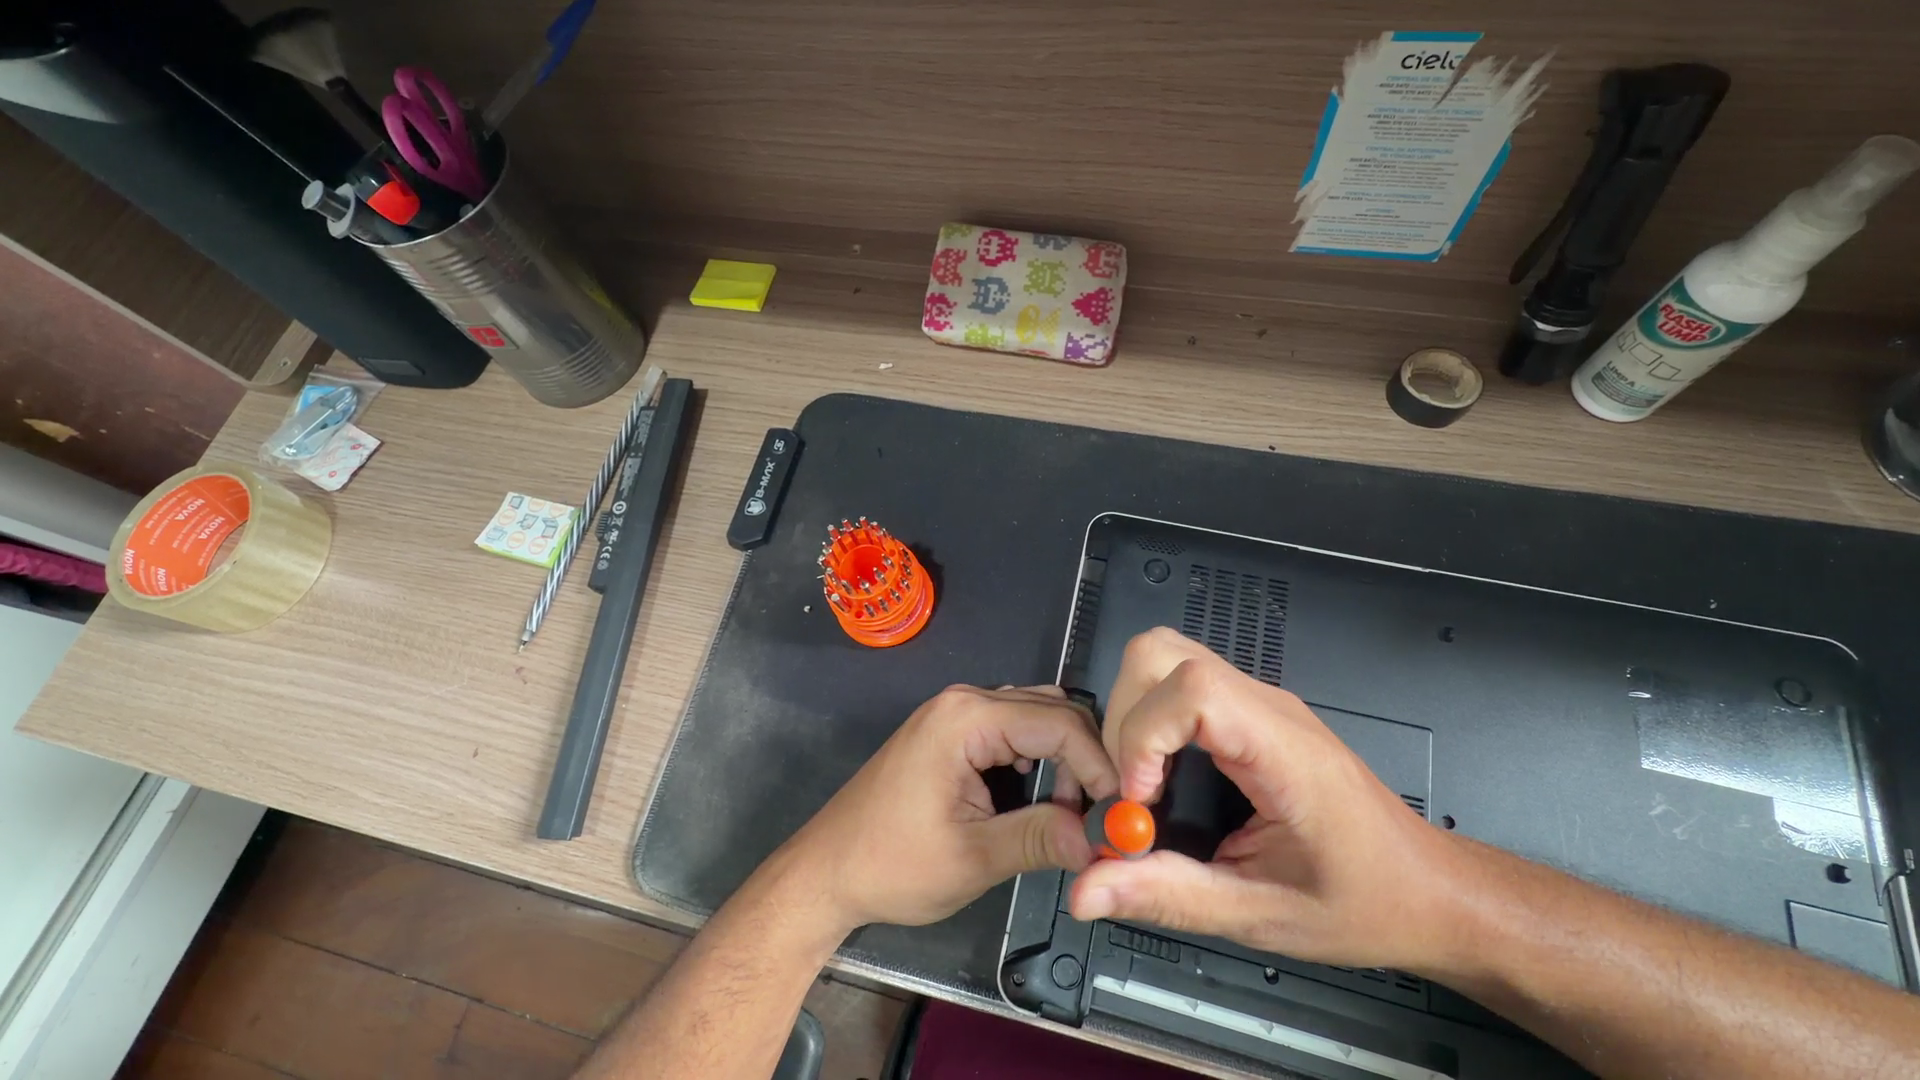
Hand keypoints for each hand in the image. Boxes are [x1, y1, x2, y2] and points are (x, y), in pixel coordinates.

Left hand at [782, 684, 1120, 930]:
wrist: (827, 871)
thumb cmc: (891, 864)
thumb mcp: (973, 857)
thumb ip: (1040, 839)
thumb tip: (1102, 841)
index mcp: (966, 719)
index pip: (1058, 723)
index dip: (1098, 765)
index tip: (1120, 812)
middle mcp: (963, 702)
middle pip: (1050, 710)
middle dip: (1082, 758)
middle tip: (1097, 813)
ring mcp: (954, 715)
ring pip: (1033, 716)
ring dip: (1061, 757)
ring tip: (1071, 810)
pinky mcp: (950, 733)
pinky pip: (1010, 730)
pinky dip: (1035, 757)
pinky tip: (1039, 797)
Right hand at [1068, 628, 1462, 971]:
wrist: (1428, 889)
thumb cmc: (1367, 901)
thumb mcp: (1262, 914)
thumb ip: (1169, 895)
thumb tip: (1089, 890)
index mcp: (1283, 750)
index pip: (1192, 688)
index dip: (1142, 735)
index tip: (1137, 797)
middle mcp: (1269, 709)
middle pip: (1161, 653)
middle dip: (1122, 716)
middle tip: (1129, 787)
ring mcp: (1260, 704)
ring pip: (1164, 656)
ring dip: (1131, 712)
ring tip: (1140, 780)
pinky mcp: (1250, 712)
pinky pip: (1179, 683)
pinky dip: (1149, 718)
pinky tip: (1160, 775)